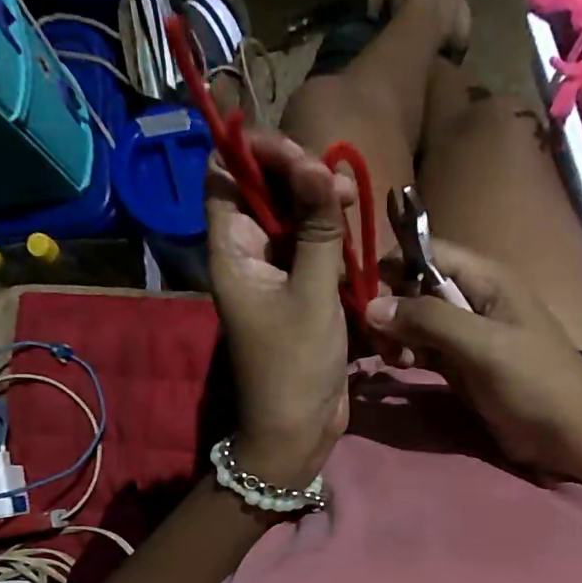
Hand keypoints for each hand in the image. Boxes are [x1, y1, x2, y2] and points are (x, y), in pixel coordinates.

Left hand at [206, 130, 359, 487]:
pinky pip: (313, 249)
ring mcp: (276, 274)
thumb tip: (317, 165)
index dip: (254, 152)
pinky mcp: (301, 292)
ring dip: (321, 204)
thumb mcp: (312, 295)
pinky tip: (356, 229)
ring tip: (353, 197)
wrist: (297, 430)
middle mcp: (249, 256)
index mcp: (232, 251)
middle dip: (299, 175)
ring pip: (293, 218)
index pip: (225, 176)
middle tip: (337, 177)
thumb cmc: (296, 366)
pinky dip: (333, 237)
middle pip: (264, 191)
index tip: (298, 153)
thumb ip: (317, 230)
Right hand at [364, 241, 581, 479]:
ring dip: (400, 335)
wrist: (569, 437)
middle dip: (394, 307)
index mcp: (488, 280)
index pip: (430, 252)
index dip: (395, 267)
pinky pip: (429, 349)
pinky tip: (402, 368)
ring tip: (394, 359)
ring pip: (420, 321)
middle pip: (419, 287)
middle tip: (379, 339)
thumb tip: (373, 305)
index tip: (367, 298)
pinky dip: (411, 355)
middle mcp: (476, 299)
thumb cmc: (533, 384)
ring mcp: (470, 334)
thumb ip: (430, 321)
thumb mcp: (482, 348)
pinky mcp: (465, 365)